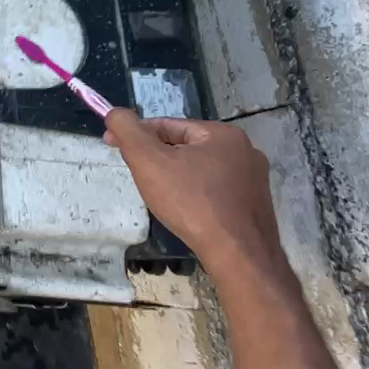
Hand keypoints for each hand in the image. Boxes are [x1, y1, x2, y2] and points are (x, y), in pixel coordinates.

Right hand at [104, 110, 287, 278]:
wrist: (237, 255)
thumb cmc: (190, 201)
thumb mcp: (147, 158)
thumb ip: (126, 128)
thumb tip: (116, 113)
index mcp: (222, 134)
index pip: (165, 125)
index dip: (135, 135)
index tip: (113, 147)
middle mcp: (245, 151)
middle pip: (182, 146)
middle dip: (156, 159)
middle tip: (140, 178)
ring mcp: (254, 179)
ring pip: (197, 168)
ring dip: (174, 176)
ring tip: (162, 197)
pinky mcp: (255, 204)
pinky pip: (214, 188)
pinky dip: (194, 194)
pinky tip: (186, 211)